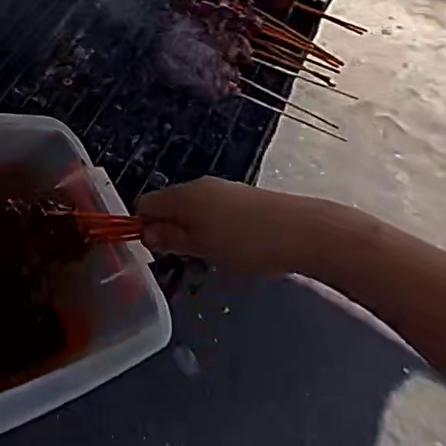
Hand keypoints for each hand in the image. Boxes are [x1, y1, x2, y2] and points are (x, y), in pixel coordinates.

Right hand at [136, 177, 333, 274]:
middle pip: (168, 204)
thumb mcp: (203, 246)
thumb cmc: (246, 241)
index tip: (153, 252)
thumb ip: (171, 238)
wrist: (301, 230)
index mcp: (184, 194)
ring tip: (206, 257)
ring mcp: (222, 190)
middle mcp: (199, 185)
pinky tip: (229, 248)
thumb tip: (145, 233)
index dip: (143, 226)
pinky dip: (210, 228)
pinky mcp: (241, 198)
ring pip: (191, 209)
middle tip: (180, 260)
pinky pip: (211, 211)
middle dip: (167, 230)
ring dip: (190, 231)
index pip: (146, 202)